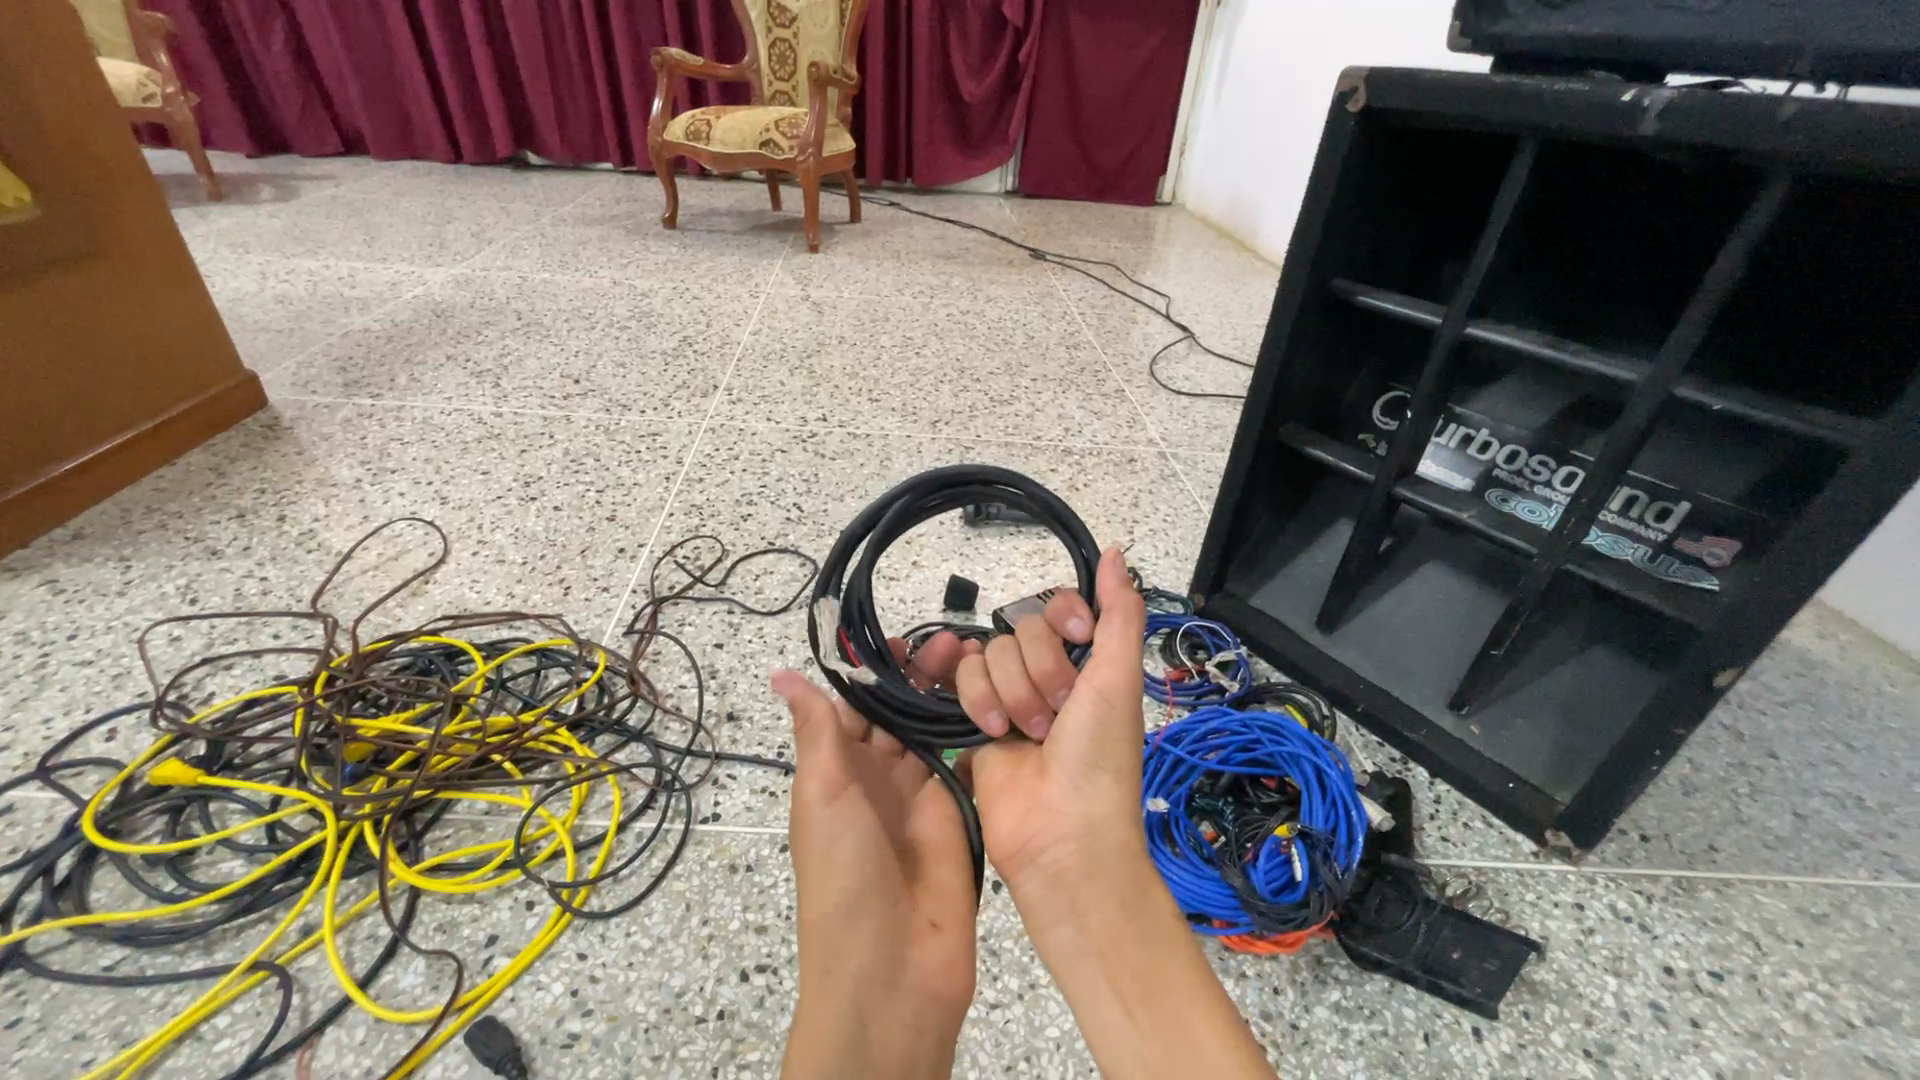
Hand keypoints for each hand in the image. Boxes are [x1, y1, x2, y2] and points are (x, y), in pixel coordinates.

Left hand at [773, 632, 978, 1079]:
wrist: (893, 966)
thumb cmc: (844, 874)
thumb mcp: (822, 795)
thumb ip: (817, 731)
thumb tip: (782, 673)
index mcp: (837, 771)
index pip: (855, 708)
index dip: (874, 671)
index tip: (902, 635)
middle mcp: (878, 778)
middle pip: (898, 715)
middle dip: (919, 676)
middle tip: (956, 640)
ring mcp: (920, 796)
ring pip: (932, 733)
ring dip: (950, 697)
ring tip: (979, 657)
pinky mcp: (958, 814)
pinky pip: (964, 764)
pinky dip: (976, 732)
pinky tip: (998, 698)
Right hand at [955, 546, 1149, 890]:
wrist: (1061, 832)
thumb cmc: (1100, 756)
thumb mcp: (1119, 679)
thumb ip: (1118, 612)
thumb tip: (1114, 549)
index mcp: (1086, 663)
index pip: (1058, 606)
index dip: (1063, 616)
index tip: (1079, 637)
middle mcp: (1046, 674)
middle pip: (1020, 628)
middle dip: (1041, 671)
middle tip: (1058, 714)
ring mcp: (1007, 696)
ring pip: (988, 653)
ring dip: (1012, 693)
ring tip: (1028, 735)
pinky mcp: (971, 718)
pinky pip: (960, 680)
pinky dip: (978, 701)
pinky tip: (993, 731)